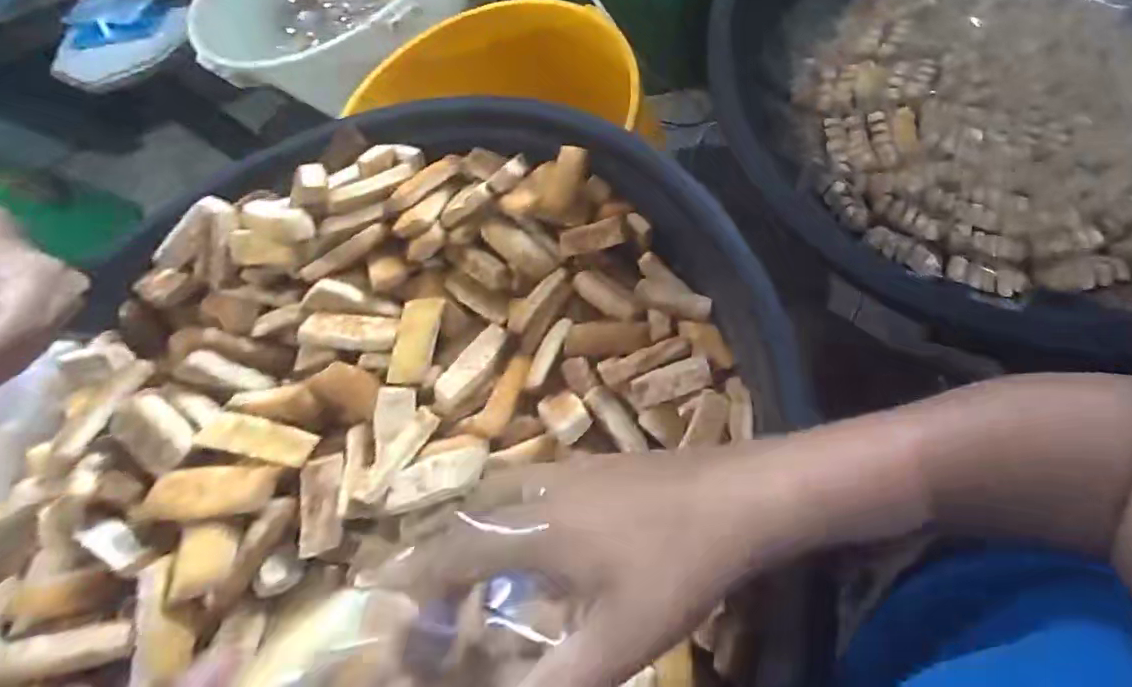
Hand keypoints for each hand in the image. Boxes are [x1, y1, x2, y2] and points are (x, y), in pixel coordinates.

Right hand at [382, 448, 785, 686]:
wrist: (742, 493)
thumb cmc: (677, 566)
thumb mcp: (616, 643)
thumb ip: (551, 684)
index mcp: (538, 524)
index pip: (453, 550)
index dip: (414, 583)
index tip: (388, 614)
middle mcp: (549, 486)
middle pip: (474, 511)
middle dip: (440, 553)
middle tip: (425, 598)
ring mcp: (583, 469)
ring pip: (510, 492)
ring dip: (481, 528)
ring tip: (472, 573)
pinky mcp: (611, 466)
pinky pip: (541, 487)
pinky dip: (518, 514)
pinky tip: (543, 545)